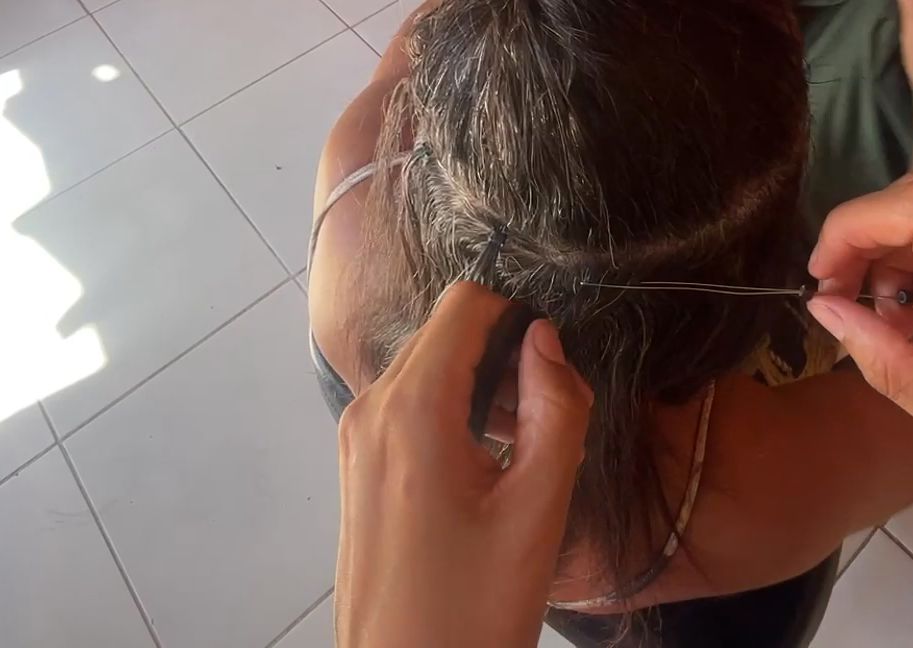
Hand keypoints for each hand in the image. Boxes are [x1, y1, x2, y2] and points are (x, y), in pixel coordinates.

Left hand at [335, 282, 592, 647]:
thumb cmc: (473, 607)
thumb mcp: (536, 510)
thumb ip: (555, 409)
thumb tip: (545, 337)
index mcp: (411, 405)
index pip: (464, 304)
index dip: (515, 318)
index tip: (548, 373)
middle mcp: (371, 403)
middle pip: (446, 334)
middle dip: (502, 358)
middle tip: (544, 424)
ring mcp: (357, 431)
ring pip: (429, 367)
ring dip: (482, 387)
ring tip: (523, 451)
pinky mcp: (358, 458)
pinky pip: (410, 403)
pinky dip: (453, 410)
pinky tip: (485, 467)